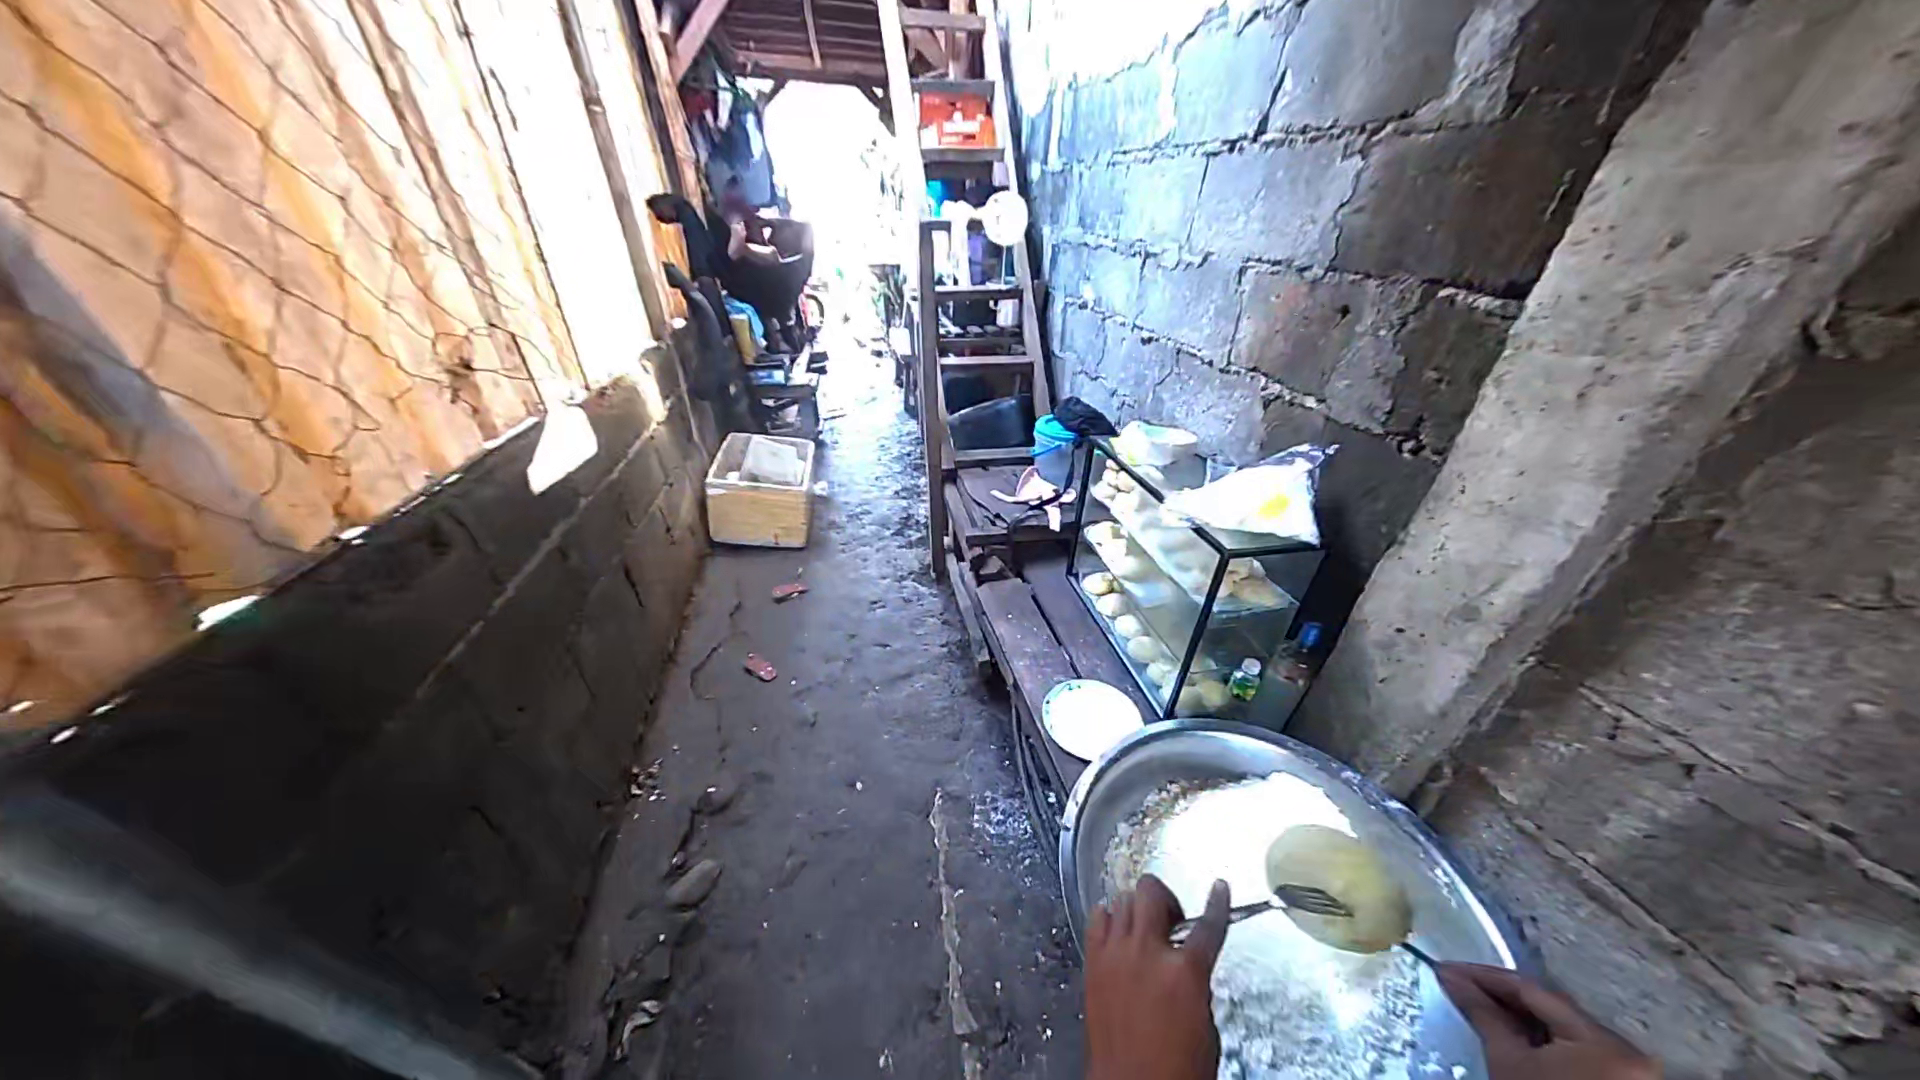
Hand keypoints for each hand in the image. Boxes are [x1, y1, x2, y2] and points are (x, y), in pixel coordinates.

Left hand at [1084, 876, 1229, 1079]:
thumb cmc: (1178, 1070)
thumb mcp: (1205, 1027)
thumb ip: (1196, 984)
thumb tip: (1186, 966)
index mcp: (1184, 972)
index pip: (1208, 926)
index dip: (1217, 903)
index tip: (1219, 887)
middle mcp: (1147, 951)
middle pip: (1152, 893)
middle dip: (1166, 899)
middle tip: (1172, 921)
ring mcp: (1116, 952)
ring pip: (1124, 899)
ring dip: (1139, 908)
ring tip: (1145, 929)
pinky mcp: (1093, 960)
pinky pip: (1098, 918)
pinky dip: (1110, 917)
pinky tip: (1118, 932)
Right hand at [1436, 963, 1660, 1079]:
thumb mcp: (1507, 1060)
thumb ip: (1482, 1012)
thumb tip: (1451, 977)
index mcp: (1605, 1042)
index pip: (1533, 990)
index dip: (1485, 976)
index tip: (1448, 970)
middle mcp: (1628, 1052)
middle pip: (1551, 1007)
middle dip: (1502, 995)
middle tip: (1461, 985)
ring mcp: (1631, 1073)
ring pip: (1562, 1027)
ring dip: (1520, 1015)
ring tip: (1481, 1007)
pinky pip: (1576, 1048)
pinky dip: (1542, 1038)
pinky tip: (1513, 1034)